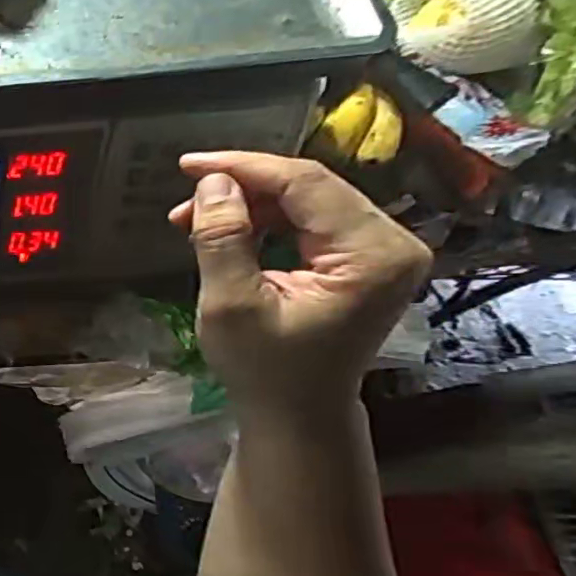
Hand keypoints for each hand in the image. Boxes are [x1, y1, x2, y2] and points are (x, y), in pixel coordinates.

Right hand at [169, 152, 430, 418]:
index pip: (307, 185)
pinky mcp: (361, 260)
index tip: (189, 164)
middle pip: (310, 188)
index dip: (245, 167)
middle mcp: (390, 241)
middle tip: (184, 200)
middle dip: (242, 187)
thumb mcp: (231, 305)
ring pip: (306, 202)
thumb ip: (222, 241)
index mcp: (372, 253)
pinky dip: (263, 221)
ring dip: (248, 205)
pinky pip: (308, 222)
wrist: (296, 411)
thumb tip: (211, 184)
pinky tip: (226, 231)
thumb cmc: (264, 367)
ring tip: (193, 220)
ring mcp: (379, 250)